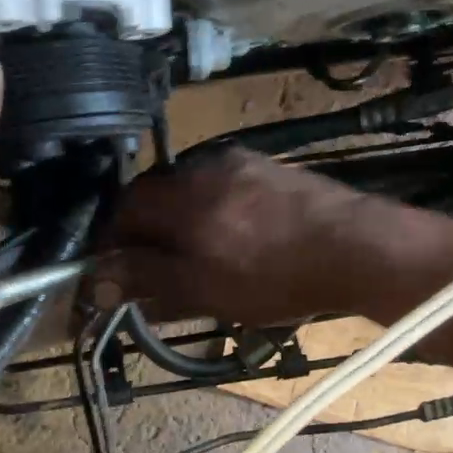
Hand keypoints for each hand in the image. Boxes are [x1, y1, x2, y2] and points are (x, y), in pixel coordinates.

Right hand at [102, 148, 374, 326]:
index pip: (122, 209)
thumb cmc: (273, 276)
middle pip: (155, 198)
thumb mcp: (202, 288)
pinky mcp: (272, 172)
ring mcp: (243, 164)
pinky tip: (230, 246)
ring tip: (191, 267)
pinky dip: (211, 219)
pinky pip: (223, 193)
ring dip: (178, 228)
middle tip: (149, 276)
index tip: (109, 274)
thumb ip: (146, 280)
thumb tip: (95, 282)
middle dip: (144, 236)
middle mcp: (206, 167)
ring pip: (190, 196)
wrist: (357, 250)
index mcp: (181, 195)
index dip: (109, 243)